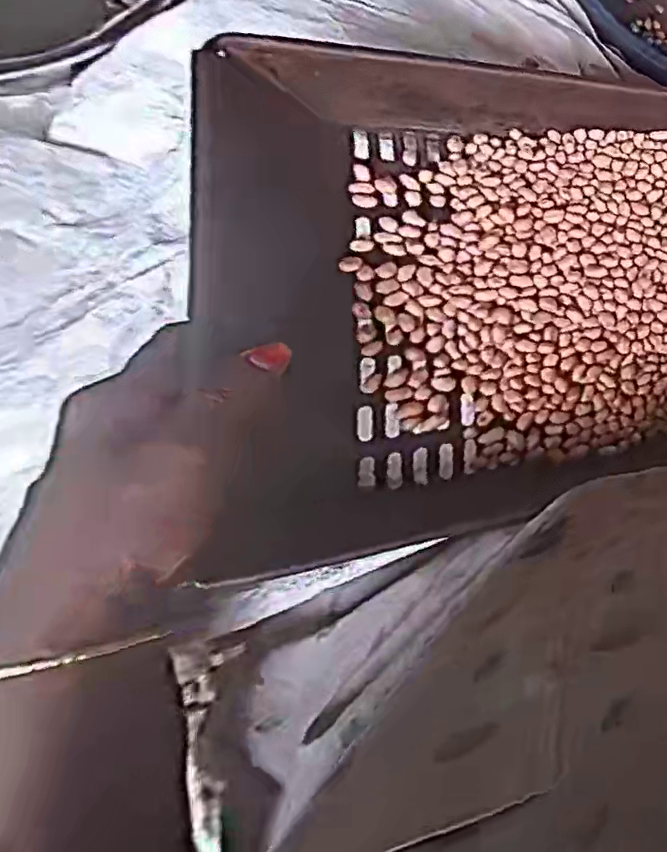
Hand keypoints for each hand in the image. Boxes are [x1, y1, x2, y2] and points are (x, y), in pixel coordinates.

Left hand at [0, 326, 291, 647]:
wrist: (80, 610)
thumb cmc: (133, 519)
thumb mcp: (192, 446)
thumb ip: (231, 392)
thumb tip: (272, 349)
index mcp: (119, 397)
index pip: (186, 342)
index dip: (241, 334)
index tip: (298, 338)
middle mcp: (112, 420)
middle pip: (191, 379)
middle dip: (248, 374)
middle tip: (309, 378)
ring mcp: (120, 460)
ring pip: (195, 415)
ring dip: (243, 412)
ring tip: (297, 417)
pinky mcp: (140, 493)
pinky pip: (196, 449)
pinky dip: (232, 444)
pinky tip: (260, 460)